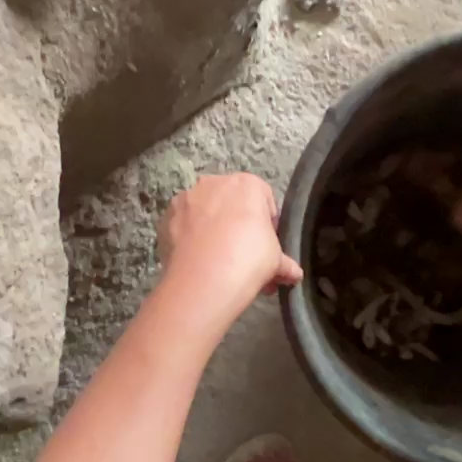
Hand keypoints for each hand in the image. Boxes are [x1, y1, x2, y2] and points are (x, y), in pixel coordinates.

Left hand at [157, 173, 303, 308]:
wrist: (204, 279)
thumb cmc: (249, 259)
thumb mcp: (276, 261)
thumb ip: (286, 263)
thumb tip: (294, 274)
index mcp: (247, 184)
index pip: (263, 198)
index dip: (267, 223)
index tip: (266, 245)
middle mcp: (214, 182)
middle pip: (231, 202)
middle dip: (238, 226)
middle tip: (244, 256)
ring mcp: (186, 198)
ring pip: (205, 212)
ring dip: (212, 230)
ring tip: (218, 263)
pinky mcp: (166, 217)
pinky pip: (184, 225)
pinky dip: (190, 239)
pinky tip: (197, 262)